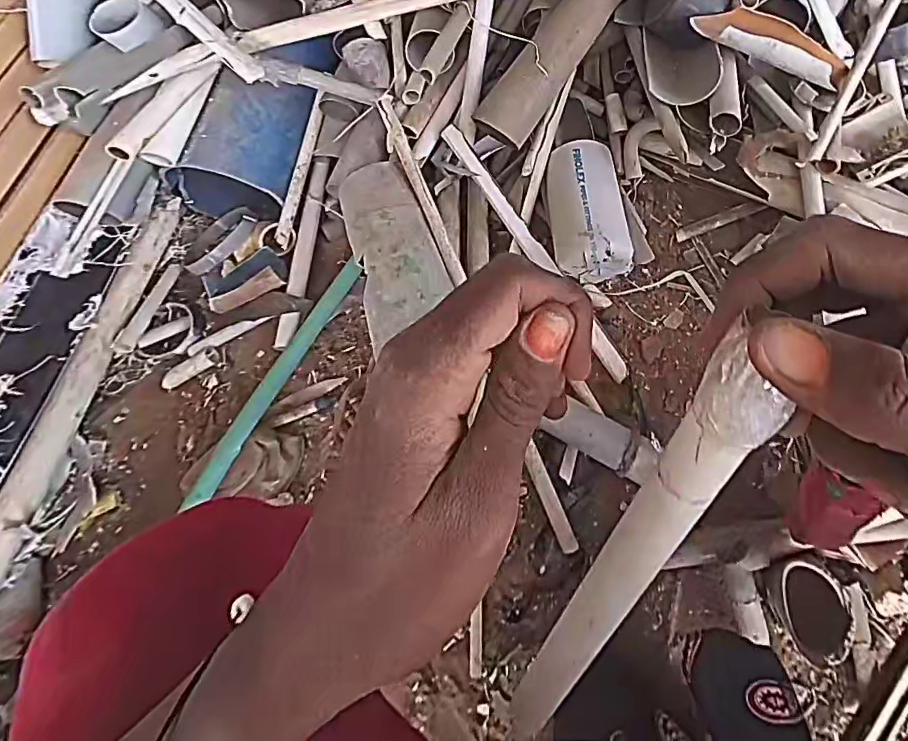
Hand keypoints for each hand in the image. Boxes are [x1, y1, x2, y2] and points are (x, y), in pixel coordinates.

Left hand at [187, 256, 593, 738]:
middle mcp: (408, 352)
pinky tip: (523, 408)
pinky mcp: (410, 384)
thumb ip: (517, 397)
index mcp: (424, 373)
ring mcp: (404, 365)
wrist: (326, 624)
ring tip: (551, 406)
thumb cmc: (401, 585)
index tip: (581, 366)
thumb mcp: (481, 498)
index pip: (507, 283)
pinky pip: (473, 341)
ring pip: (491, 310)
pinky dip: (512, 359)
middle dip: (553, 317)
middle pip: (500, 286)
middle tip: (573, 386)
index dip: (562, 304)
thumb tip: (554, 319)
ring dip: (536, 340)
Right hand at [701, 217, 907, 738]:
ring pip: (819, 352)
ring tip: (888, 482)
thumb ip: (900, 403)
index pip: (838, 249)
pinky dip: (842, 441)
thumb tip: (770, 339)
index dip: (766, 286)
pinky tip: (898, 485)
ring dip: (824, 416)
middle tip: (771, 421)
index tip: (725, 351)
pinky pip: (841, 397)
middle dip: (785, 360)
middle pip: (817, 295)